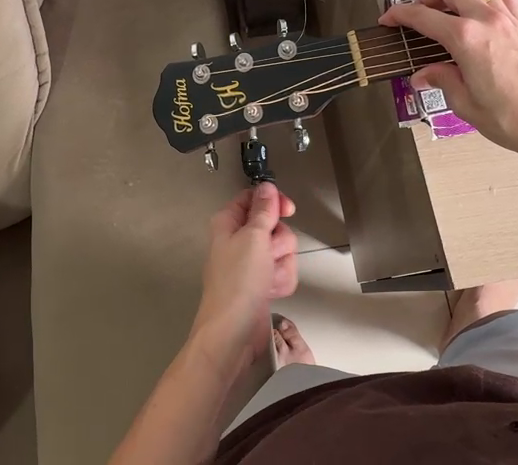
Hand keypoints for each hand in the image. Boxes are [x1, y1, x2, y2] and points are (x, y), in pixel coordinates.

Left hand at [189, 183, 297, 366]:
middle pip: (274, 226)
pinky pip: (283, 271)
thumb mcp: (253, 237)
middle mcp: (240, 240)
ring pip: (283, 250)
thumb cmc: (238, 281)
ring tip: (268, 278)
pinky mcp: (263, 283)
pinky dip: (281, 281)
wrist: (234, 331)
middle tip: (269, 254)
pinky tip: (271, 291)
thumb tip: (267, 186)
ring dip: (282, 264)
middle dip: (280, 242)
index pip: (255, 199)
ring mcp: (252, 263)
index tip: (288, 210)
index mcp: (229, 222)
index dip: (273, 202)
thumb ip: (264, 209)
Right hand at [379, 0, 517, 156]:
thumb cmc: (510, 119)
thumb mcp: (465, 104)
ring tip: (448, 11)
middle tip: (417, 14)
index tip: (387, 19)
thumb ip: (442, 80)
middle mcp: (486, 19)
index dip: (400, 14)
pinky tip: (482, 14)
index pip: (423, 16)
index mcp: (465, 38)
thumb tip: (422, 74)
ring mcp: (510, 19)